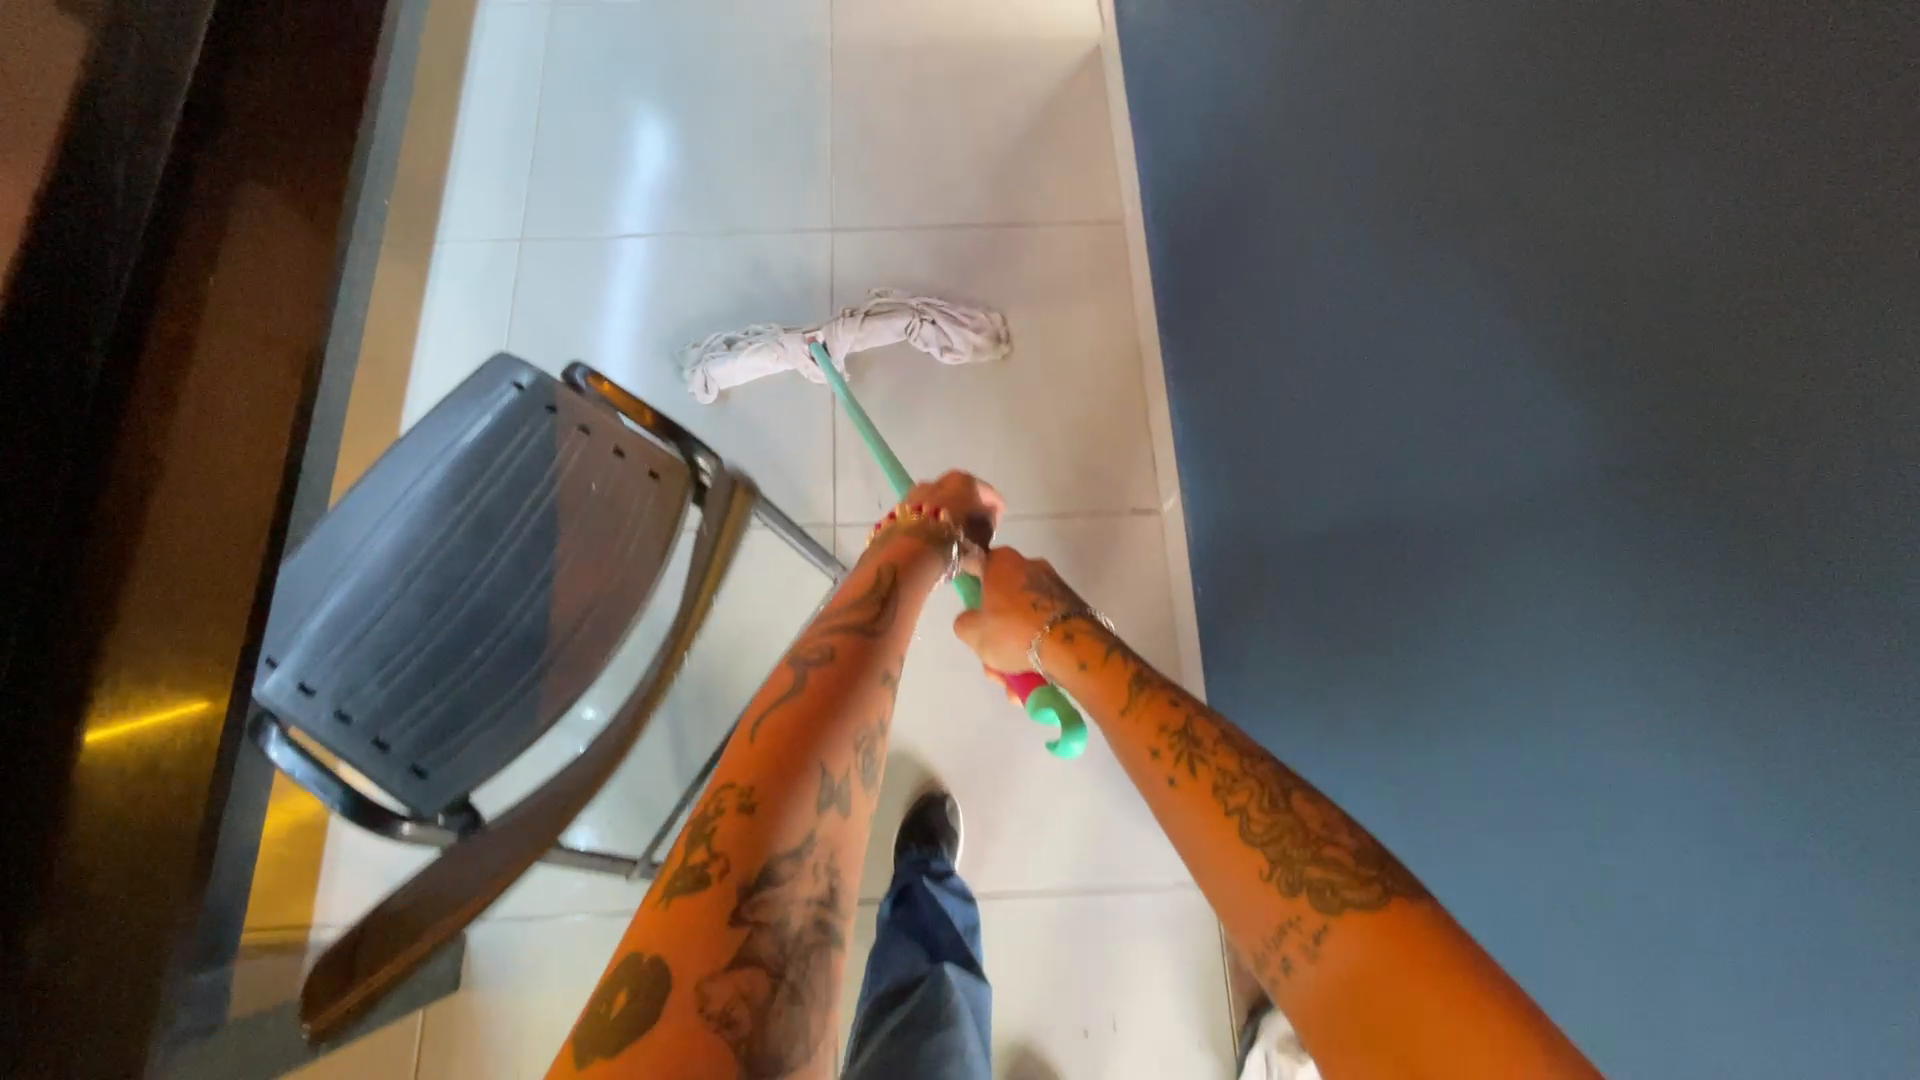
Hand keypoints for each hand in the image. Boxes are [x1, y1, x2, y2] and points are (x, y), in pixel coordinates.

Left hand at [897, 470, 1004, 547]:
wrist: (908, 551)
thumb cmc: (953, 542)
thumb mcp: (981, 540)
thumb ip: (987, 529)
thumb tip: (985, 527)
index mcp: (967, 483)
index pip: (991, 497)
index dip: (996, 516)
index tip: (993, 532)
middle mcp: (941, 480)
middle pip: (963, 494)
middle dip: (969, 509)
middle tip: (973, 531)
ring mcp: (918, 491)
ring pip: (939, 500)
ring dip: (946, 513)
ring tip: (949, 534)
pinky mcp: (900, 505)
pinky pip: (922, 510)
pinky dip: (929, 519)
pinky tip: (930, 536)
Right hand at [951, 545, 1091, 673]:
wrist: (1071, 648)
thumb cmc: (1014, 631)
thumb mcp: (972, 633)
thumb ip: (965, 623)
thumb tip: (973, 621)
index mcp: (1002, 562)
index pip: (976, 566)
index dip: (969, 589)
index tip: (971, 613)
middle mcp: (1030, 567)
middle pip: (1001, 602)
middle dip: (995, 638)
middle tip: (993, 665)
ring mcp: (1054, 588)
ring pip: (1023, 622)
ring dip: (1015, 654)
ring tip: (1014, 684)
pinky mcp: (1074, 609)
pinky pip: (1044, 629)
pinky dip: (1037, 652)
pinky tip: (1033, 680)